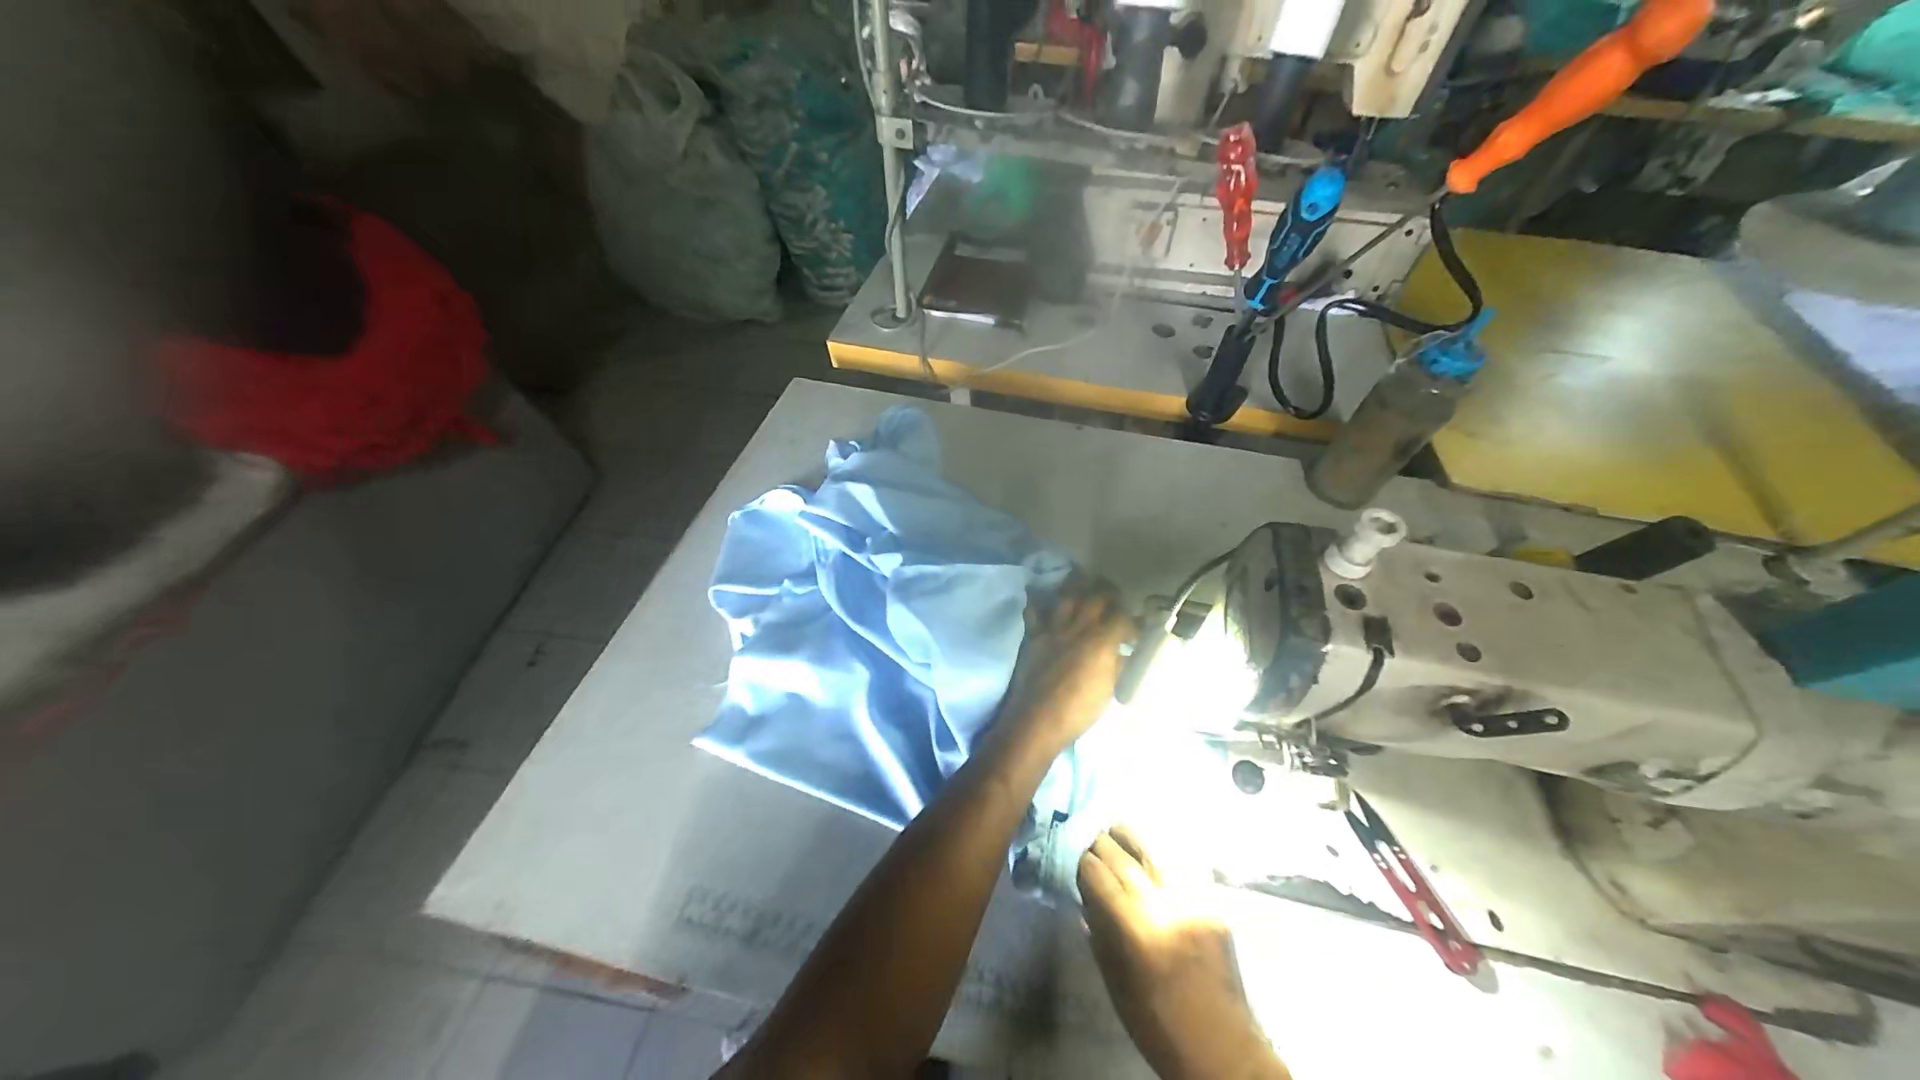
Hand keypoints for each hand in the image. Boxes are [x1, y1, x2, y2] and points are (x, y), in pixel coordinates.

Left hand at [996, 577, 1135, 748]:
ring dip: (1078, 589)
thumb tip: (1124, 656)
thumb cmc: (1079, 710)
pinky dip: (1038, 603)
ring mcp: (1053, 630)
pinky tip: (1041, 597)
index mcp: (1102, 642)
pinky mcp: (1034, 637)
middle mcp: (1079, 628)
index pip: (1123, 619)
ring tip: (1085, 585)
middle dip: (1110, 595)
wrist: (1037, 719)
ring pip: (1067, 598)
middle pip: (1097, 597)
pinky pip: (1034, 612)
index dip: (1133, 622)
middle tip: (1115, 599)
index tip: (1137, 630)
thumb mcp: (1108, 690)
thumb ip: (1117, 667)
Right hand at [1080, 827, 1288, 1079]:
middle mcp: (1166, 907)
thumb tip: (1083, 897)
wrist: (1224, 1050)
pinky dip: (1162, 849)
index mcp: (1138, 933)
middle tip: (1089, 838)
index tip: (1073, 857)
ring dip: (1133, 836)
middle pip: (1126, 859)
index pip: (1101, 878)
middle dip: (1102, 845)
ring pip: (1158, 850)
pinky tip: (1149, 846)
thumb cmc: (1160, 1026)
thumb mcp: (1117, 987)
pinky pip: (1182, 864)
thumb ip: (1098, 936)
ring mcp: (1194, 902)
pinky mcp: (1213, 904)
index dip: (1083, 863)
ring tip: (1116, 829)